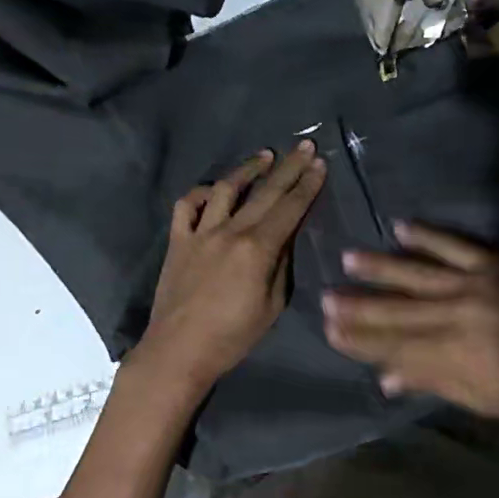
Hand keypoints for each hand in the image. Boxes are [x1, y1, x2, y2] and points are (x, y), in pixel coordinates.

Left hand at [139, 141, 326, 386]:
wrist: (178, 351)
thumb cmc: (233, 336)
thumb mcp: (272, 305)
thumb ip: (281, 265)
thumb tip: (286, 236)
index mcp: (258, 249)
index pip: (290, 208)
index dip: (307, 185)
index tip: (320, 164)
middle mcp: (230, 231)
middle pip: (265, 192)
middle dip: (289, 167)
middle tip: (305, 146)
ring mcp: (200, 233)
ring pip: (225, 189)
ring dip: (248, 170)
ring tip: (265, 156)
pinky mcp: (178, 241)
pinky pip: (186, 206)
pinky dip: (200, 193)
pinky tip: (213, 189)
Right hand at [321, 223, 498, 416]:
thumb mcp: (487, 400)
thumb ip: (435, 383)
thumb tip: (385, 379)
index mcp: (458, 354)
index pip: (396, 346)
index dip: (361, 340)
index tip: (330, 331)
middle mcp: (460, 316)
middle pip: (399, 310)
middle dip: (359, 306)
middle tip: (324, 300)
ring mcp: (476, 284)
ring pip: (417, 274)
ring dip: (381, 267)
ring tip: (348, 259)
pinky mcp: (493, 264)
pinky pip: (453, 246)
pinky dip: (426, 236)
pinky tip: (400, 227)